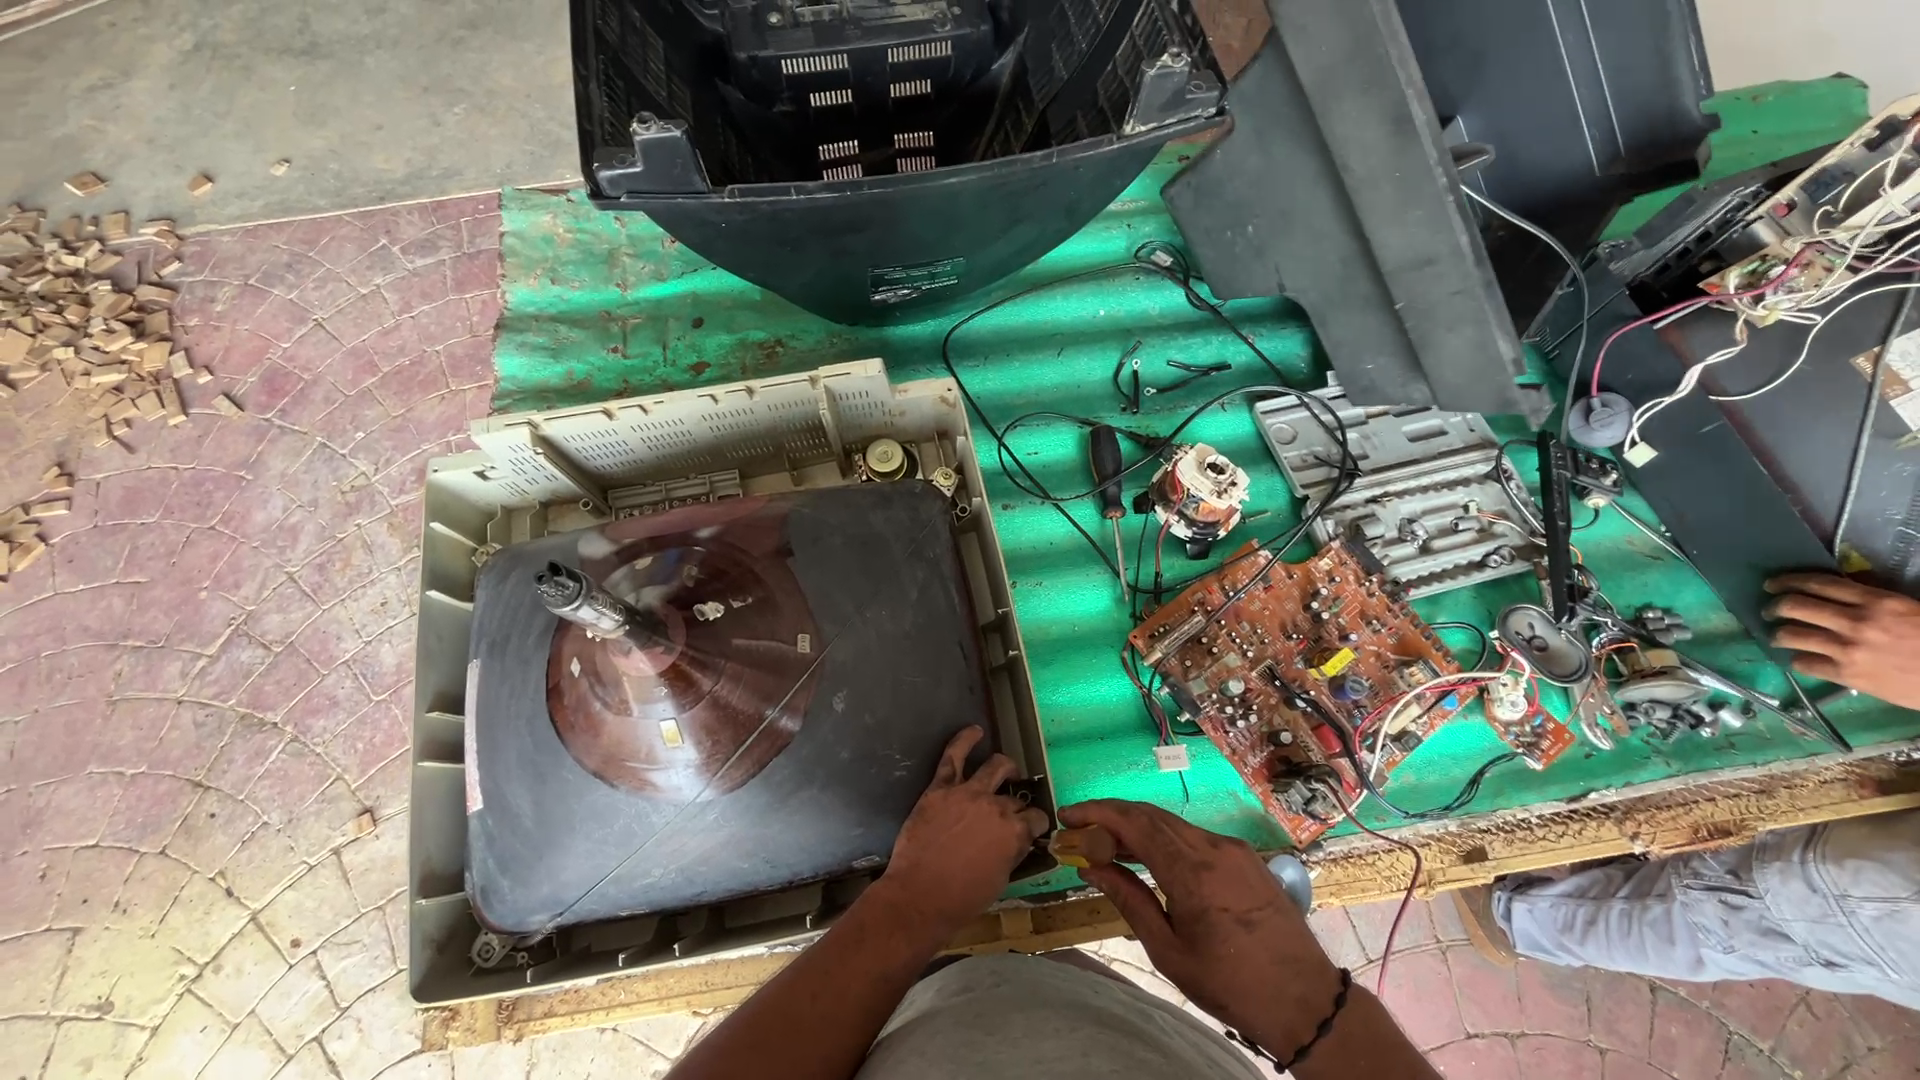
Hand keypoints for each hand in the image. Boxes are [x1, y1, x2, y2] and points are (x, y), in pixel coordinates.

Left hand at [878, 726, 1048, 935]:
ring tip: (1007, 768)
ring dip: (1005, 766)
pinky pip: (954, 756)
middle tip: (1012, 810)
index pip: (1035, 819)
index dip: (1035, 824)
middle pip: (1014, 797)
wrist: (919, 896)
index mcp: (1014, 832)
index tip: (1031, 828)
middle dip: (1016, 804)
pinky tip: (975, 730)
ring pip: (994, 767)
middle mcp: (996, 807)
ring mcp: (967, 793)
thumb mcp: (1000, 880)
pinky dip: (965, 739)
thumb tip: (1017, 840)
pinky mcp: (940, 788)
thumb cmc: (961, 898)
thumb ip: (1011, 852)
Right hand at [1058, 800, 1341, 1057]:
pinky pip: (1195, 837)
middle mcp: (1214, 847)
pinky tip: (1149, 857)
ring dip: (1138, 827)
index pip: (1134, 822)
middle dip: (1112, 816)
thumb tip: (1091, 868)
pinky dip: (1165, 839)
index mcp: (1192, 870)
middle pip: (1152, 816)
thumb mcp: (1169, 951)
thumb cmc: (1230, 983)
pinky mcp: (1247, 859)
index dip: (1097, 813)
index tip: (1067, 815)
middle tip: (1080, 829)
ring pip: (1174, 824)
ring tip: (1108, 845)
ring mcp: (1234, 849)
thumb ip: (1130, 901)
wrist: (1305, 1000)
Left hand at [1767, 574, 1919, 708]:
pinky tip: (1799, 658)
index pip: (1817, 583)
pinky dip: (1796, 660)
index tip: (1772, 584)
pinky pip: (1803, 664)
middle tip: (1769, 610)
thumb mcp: (1910, 609)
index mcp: (1878, 601)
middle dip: (1773, 606)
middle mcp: (1856, 622)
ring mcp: (1848, 649)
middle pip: (1793, 606)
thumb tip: (1837, 593)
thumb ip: (1873, 601)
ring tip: (1777, 635)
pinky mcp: (1847, 675)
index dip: (1787, 581)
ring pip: (1789, 635)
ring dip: (1777, 634)